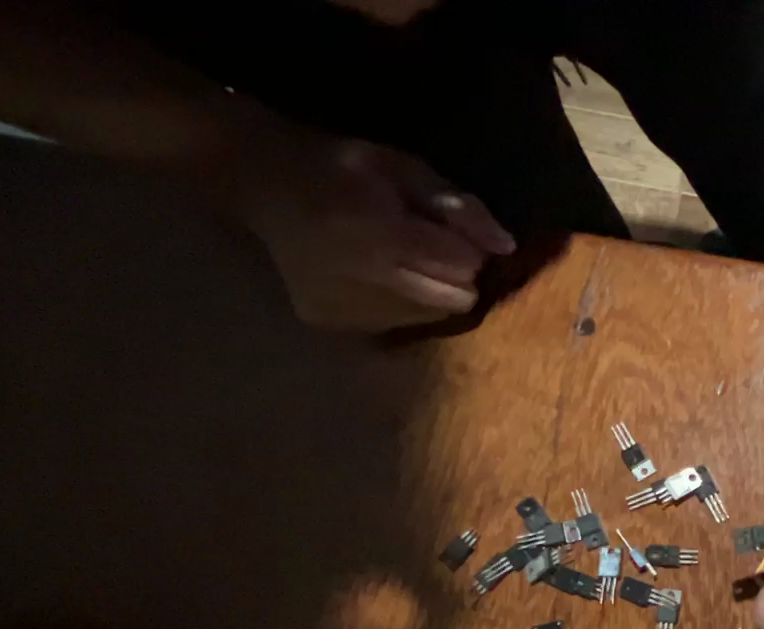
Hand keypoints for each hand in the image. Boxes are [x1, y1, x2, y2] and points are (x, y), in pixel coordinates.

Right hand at [231, 131, 514, 329]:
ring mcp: (342, 306)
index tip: (449, 232)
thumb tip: (507, 247)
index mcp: (378, 235)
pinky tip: (377, 277)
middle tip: (428, 249)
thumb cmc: (341, 168)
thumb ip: (458, 206)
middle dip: (455, 275)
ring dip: (431, 292)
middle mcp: (360, 278)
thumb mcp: (403, 167)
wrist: (256, 180)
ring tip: (400, 260)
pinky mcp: (330, 321)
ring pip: (430, 316)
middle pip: (453, 299)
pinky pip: (398, 325)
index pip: (463, 266)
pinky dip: (403, 305)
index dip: (468, 250)